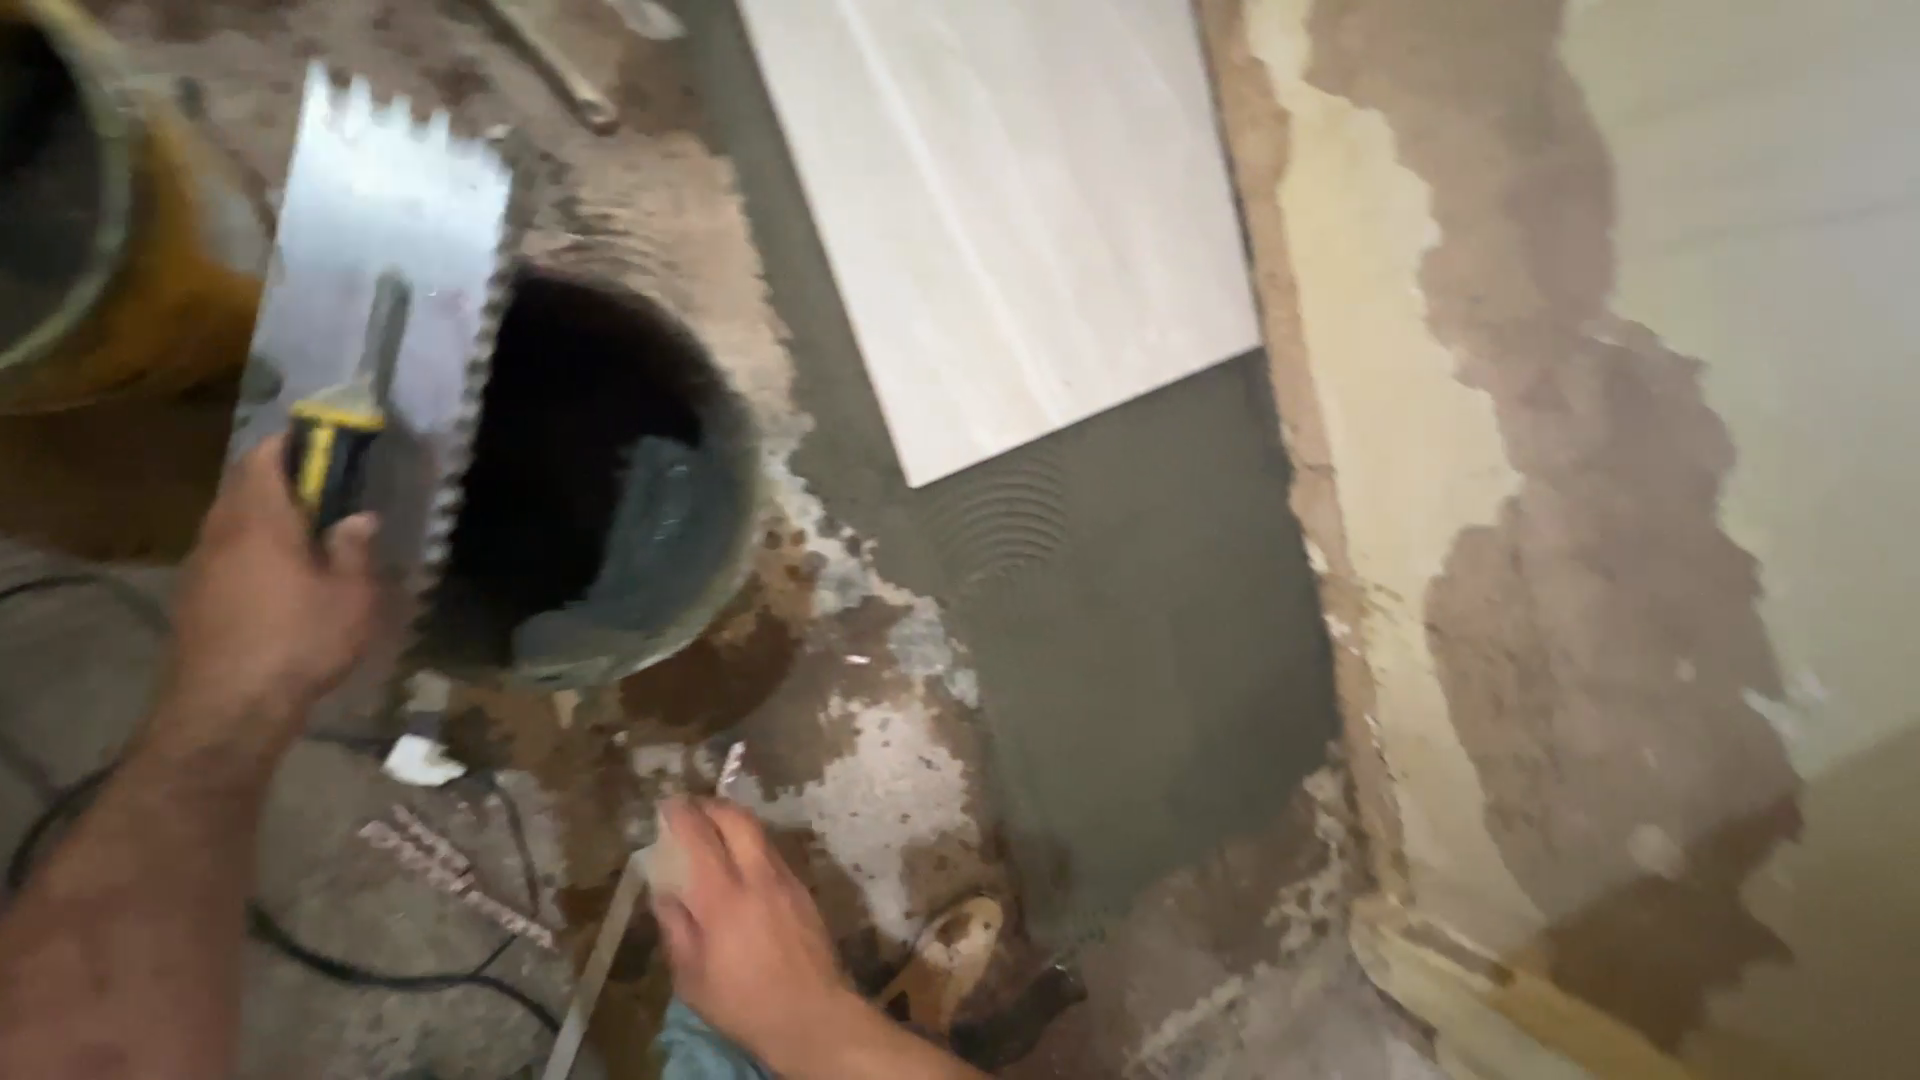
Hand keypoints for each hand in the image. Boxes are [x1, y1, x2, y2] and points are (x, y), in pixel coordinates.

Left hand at [154, 436, 377, 750]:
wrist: (229, 705)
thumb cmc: (301, 640)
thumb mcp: (351, 595)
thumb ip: (353, 549)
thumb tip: (357, 517)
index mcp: (260, 523)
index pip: (263, 461)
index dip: (290, 443)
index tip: (323, 440)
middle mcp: (221, 534)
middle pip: (242, 486)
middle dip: (280, 476)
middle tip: (326, 484)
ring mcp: (201, 565)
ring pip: (231, 518)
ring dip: (267, 511)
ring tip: (312, 526)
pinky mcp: (196, 595)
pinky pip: (226, 549)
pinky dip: (255, 541)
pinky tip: (285, 568)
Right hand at [652, 797, 874, 1072]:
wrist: (811, 1012)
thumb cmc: (742, 1002)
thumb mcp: (691, 976)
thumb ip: (676, 927)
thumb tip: (665, 892)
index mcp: (724, 898)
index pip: (701, 839)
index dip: (683, 815)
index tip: (668, 804)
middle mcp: (759, 877)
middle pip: (739, 820)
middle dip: (714, 805)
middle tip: (694, 806)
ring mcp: (786, 879)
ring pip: (760, 833)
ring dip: (736, 822)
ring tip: (715, 828)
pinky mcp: (803, 888)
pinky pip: (773, 853)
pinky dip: (753, 845)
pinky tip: (742, 861)